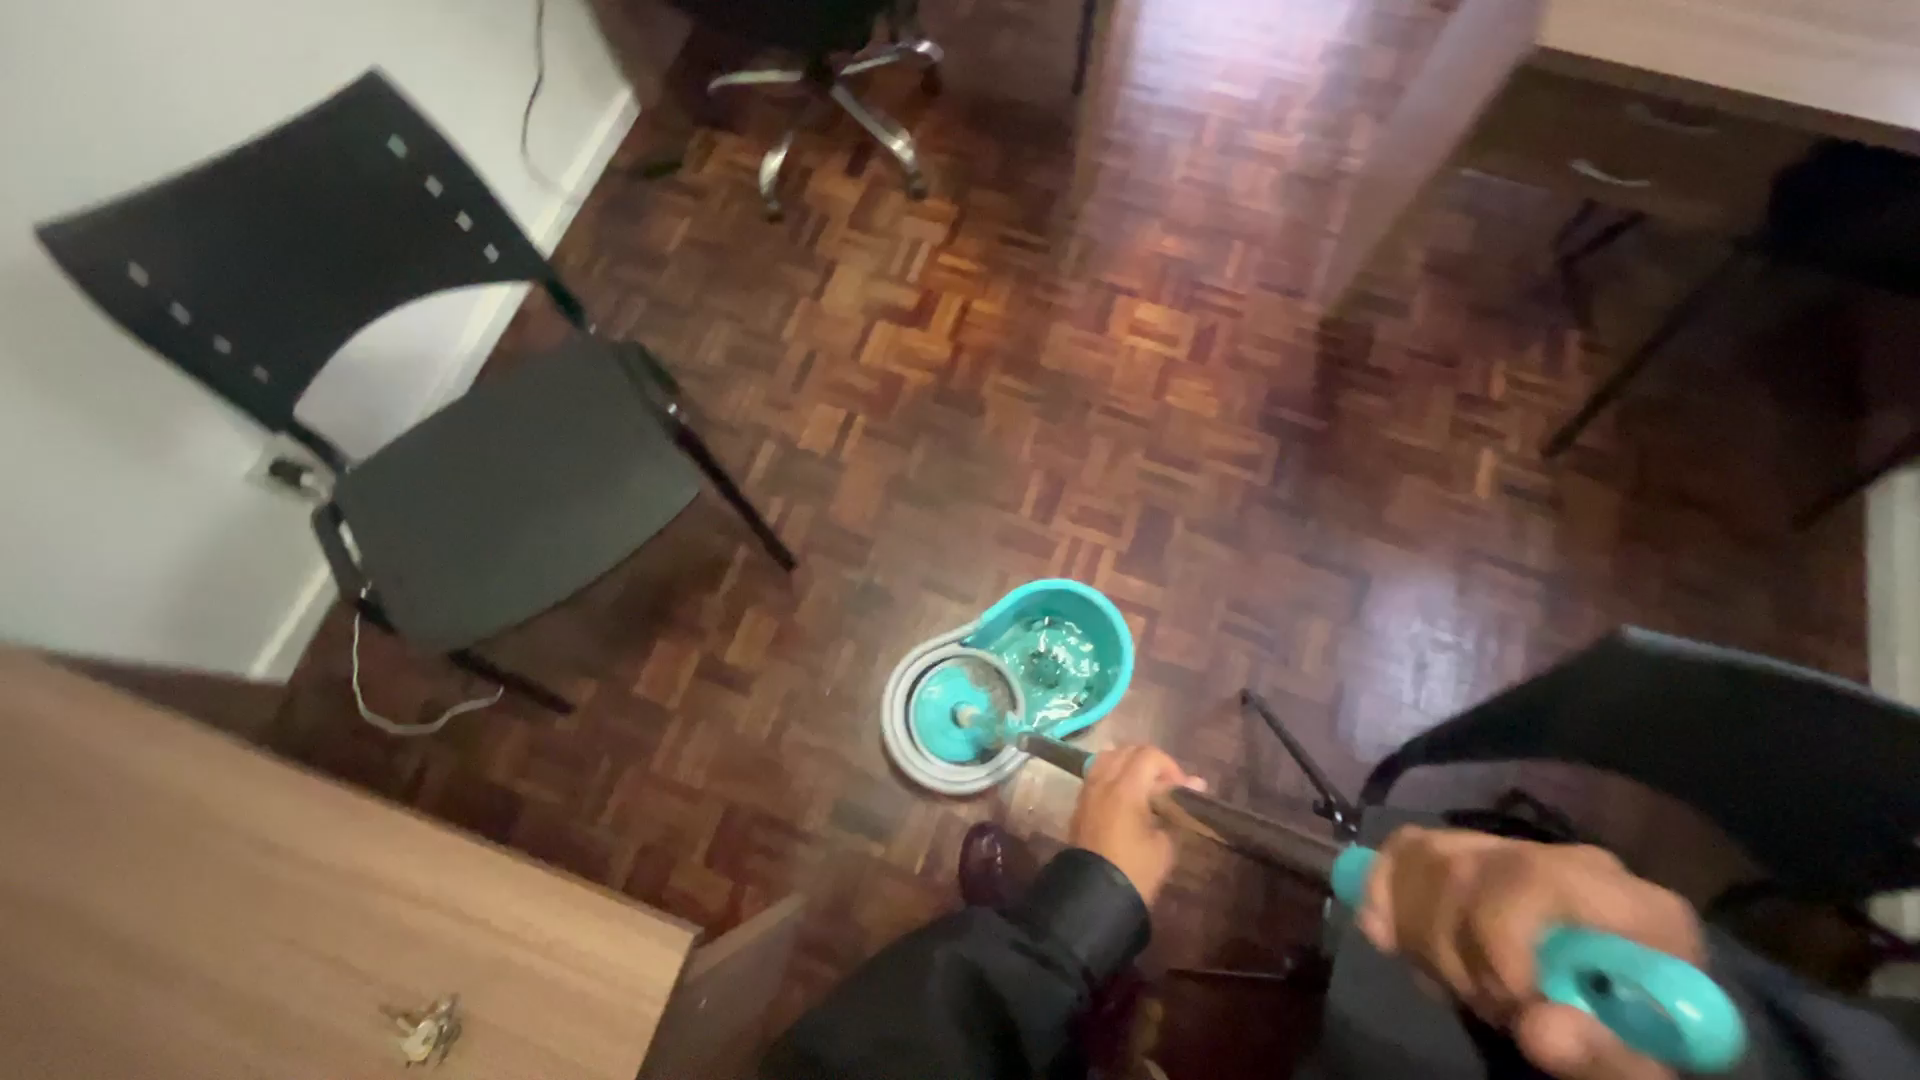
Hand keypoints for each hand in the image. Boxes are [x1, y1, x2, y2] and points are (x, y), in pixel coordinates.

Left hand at [1068, 744, 1203, 904]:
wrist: (1094, 895)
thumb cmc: (1136, 870)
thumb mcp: (1165, 844)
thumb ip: (1177, 809)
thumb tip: (1196, 784)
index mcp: (1125, 788)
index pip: (1149, 755)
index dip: (1170, 767)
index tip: (1182, 789)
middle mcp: (1103, 781)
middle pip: (1127, 751)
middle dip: (1151, 763)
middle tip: (1166, 787)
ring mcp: (1088, 790)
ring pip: (1108, 757)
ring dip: (1129, 764)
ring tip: (1145, 788)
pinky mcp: (1080, 803)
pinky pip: (1096, 773)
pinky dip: (1113, 774)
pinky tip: (1126, 797)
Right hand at [1358, 827, 1704, 1079]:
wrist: (1612, 1027)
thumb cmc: (1632, 1046)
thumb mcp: (1639, 1074)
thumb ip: (1607, 1057)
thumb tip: (1541, 1028)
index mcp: (1632, 906)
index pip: (1533, 876)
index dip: (1496, 935)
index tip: (1506, 1006)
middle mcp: (1571, 861)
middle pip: (1465, 867)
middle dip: (1452, 947)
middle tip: (1483, 1008)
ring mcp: (1516, 853)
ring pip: (1425, 857)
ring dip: (1417, 930)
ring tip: (1457, 984)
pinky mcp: (1473, 856)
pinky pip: (1406, 848)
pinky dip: (1383, 890)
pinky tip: (1387, 935)